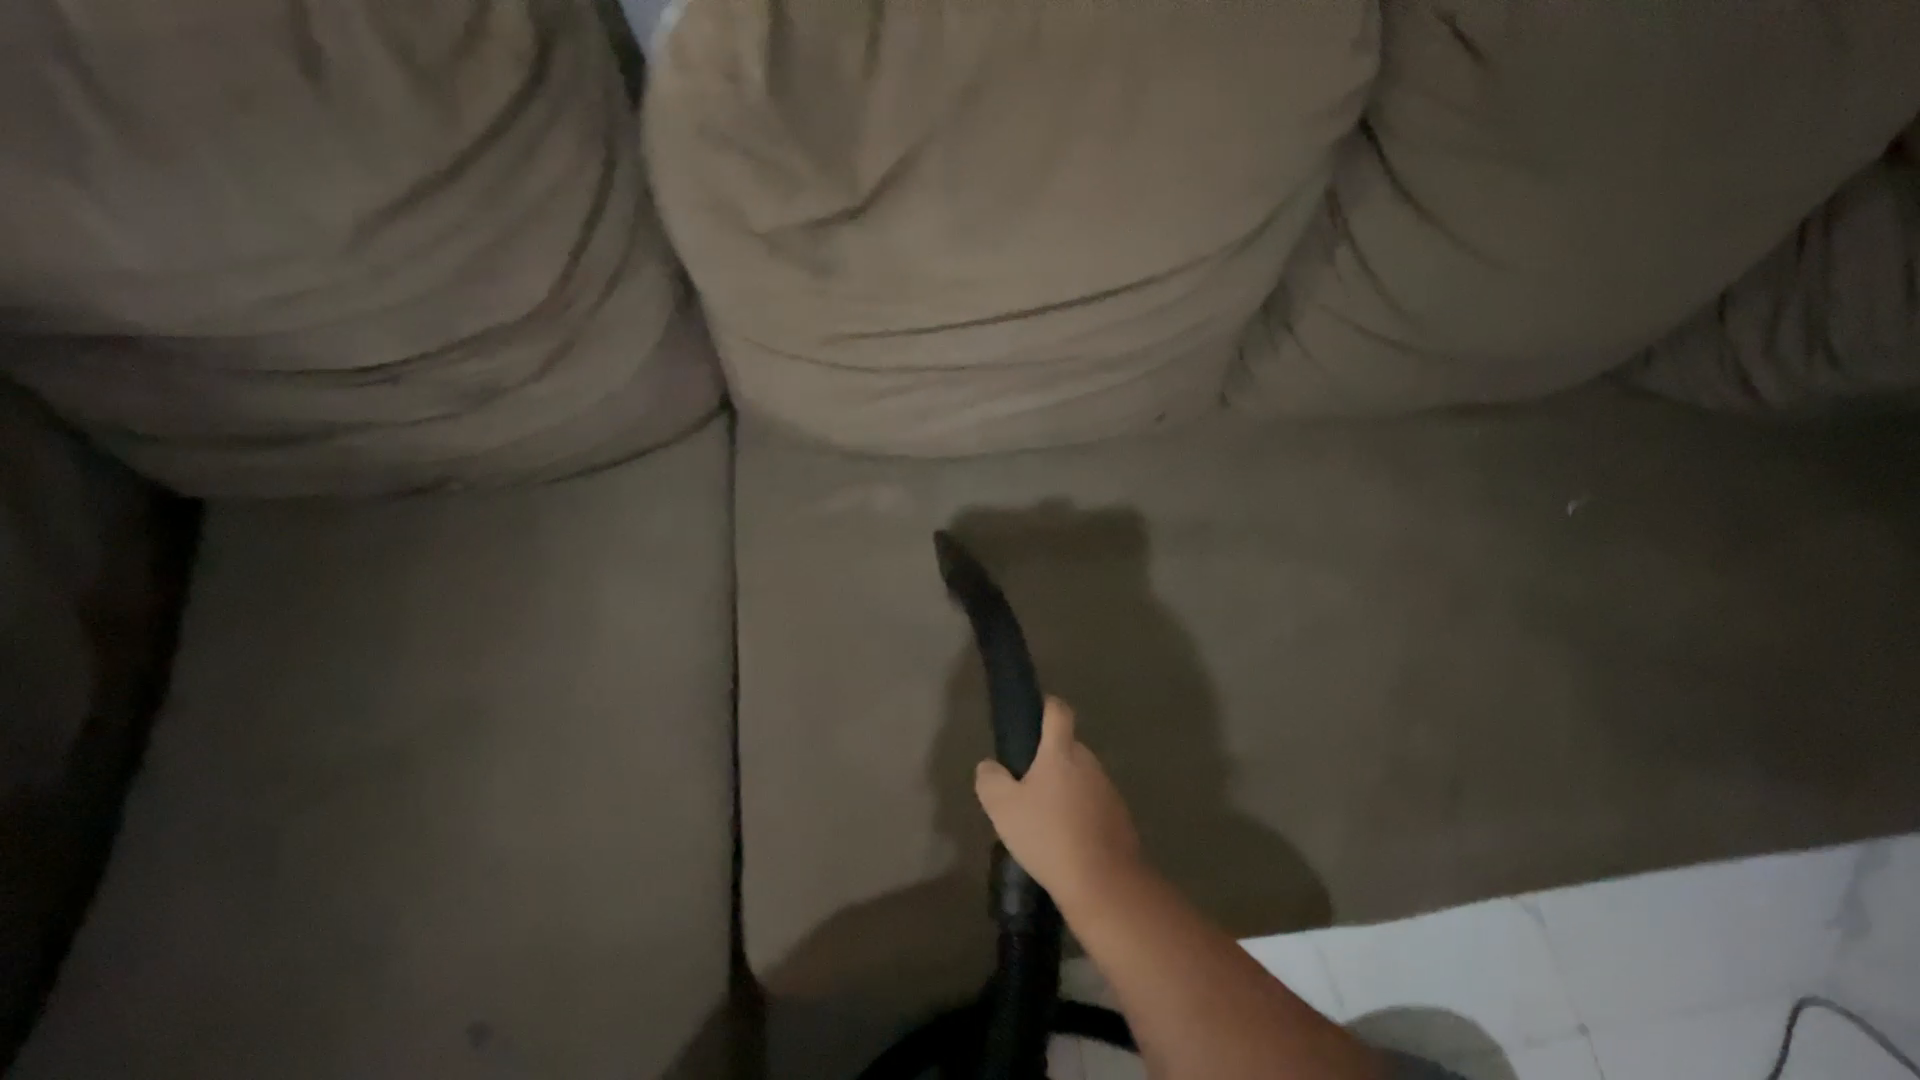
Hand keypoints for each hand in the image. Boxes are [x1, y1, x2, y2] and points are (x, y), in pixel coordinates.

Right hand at [974, 697, 1143, 905]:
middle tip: (1025, 786)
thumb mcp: (1003, 808)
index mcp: (1061, 752)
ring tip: (1043, 820)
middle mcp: (1089, 763)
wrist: (1103, 881)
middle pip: (1068, 748)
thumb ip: (991, 780)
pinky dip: (1080, 814)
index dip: (1046, 707)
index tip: (1034, 715)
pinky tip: (1066, 840)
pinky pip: (1093, 805)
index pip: (1058, 712)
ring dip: (1065, 789)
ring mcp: (1108, 790)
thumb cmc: (1047, 835)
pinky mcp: (1120, 818)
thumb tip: (990, 766)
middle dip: (1049, 760)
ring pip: (1081, 778)